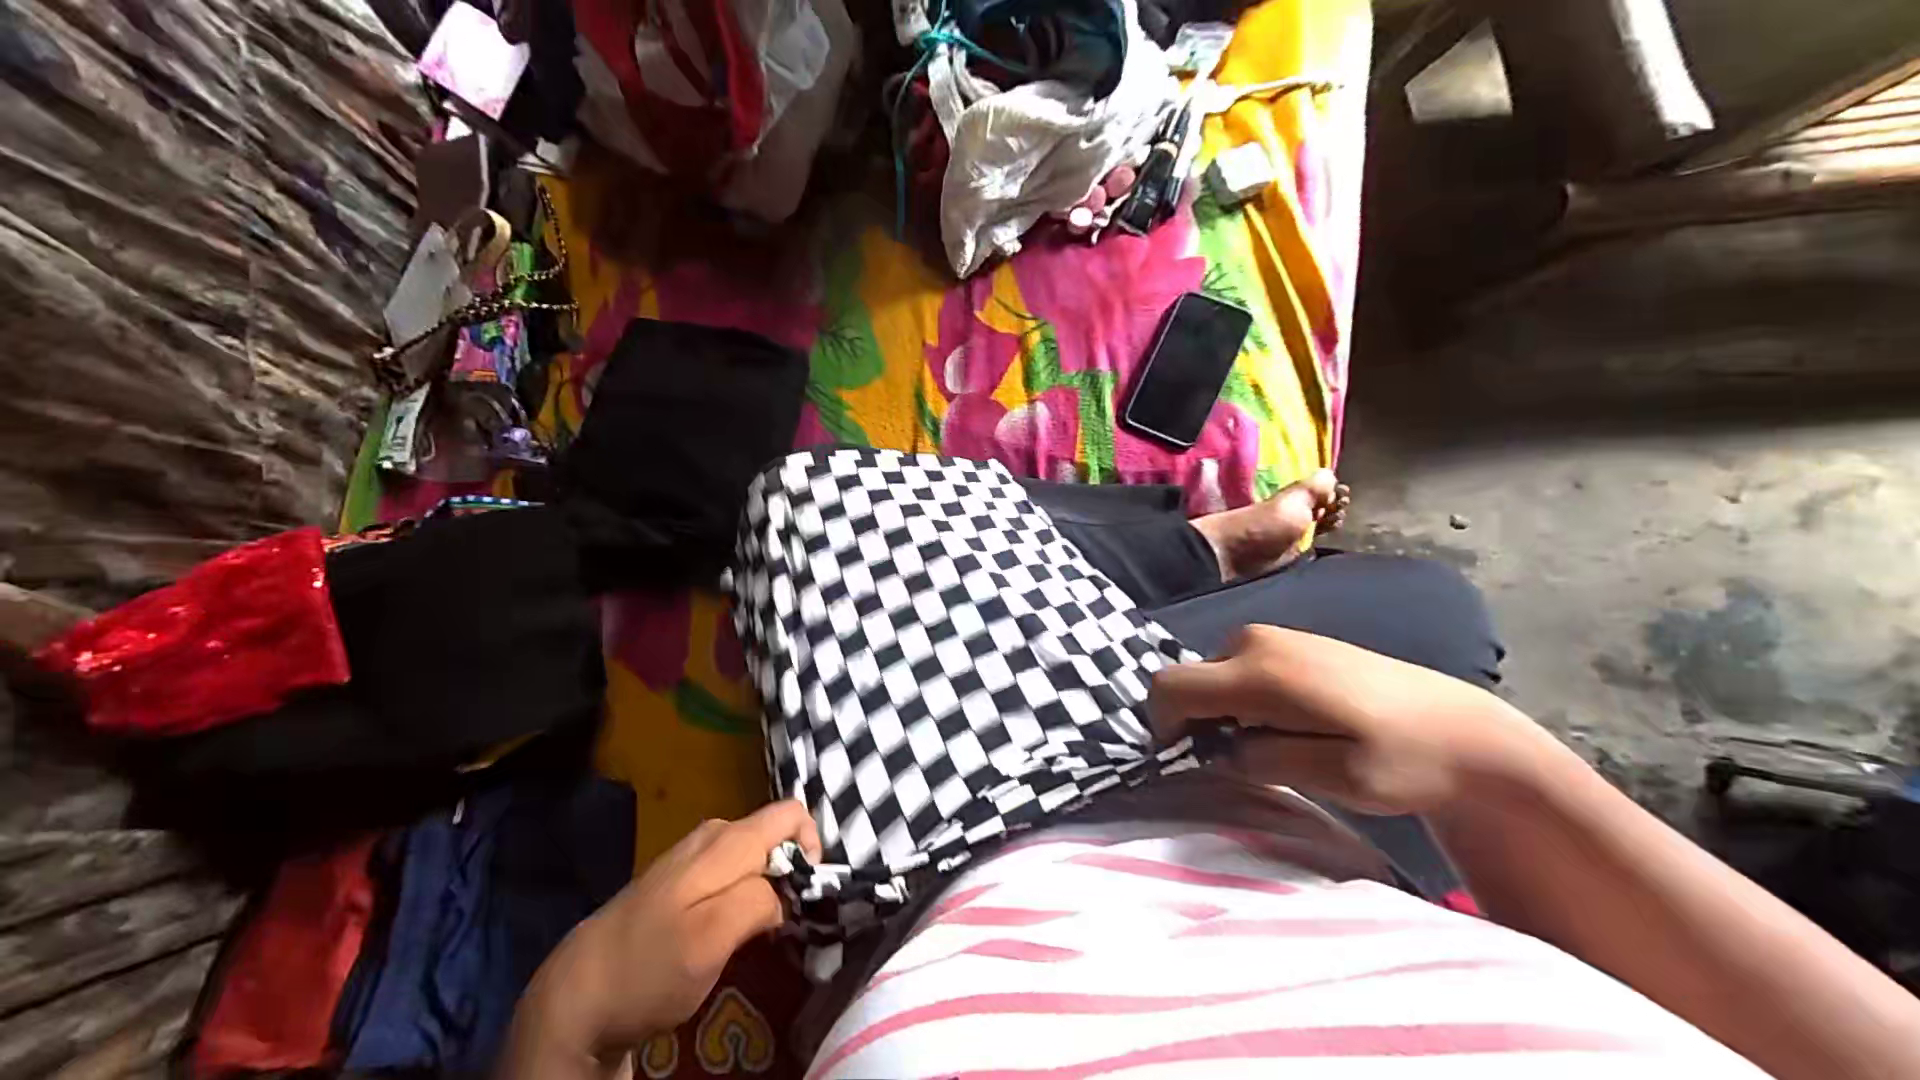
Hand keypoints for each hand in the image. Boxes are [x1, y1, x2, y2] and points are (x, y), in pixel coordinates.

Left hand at [502, 801, 820, 1075]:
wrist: (575, 996)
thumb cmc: (648, 967)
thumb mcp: (711, 938)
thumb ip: (759, 901)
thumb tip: (786, 892)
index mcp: (726, 840)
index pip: (792, 813)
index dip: (811, 849)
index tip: (802, 897)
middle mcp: (713, 835)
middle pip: (776, 837)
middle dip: (789, 874)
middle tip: (780, 925)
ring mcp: (693, 856)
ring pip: (755, 857)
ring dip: (767, 890)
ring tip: (756, 935)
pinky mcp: (681, 880)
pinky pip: (732, 873)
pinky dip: (743, 897)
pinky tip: (727, 933)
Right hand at [1150, 625, 1561, 815]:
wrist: (1463, 730)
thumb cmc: (1405, 761)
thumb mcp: (1336, 778)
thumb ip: (1262, 761)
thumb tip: (1217, 750)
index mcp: (1261, 673)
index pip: (1170, 687)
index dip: (1160, 726)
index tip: (1186, 761)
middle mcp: (1255, 641)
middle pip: (1188, 681)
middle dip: (1195, 722)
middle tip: (1237, 761)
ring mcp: (1271, 635)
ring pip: (1210, 676)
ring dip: (1219, 713)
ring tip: (1268, 746)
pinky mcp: (1286, 641)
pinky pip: (1234, 668)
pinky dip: (1237, 699)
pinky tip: (1284, 725)